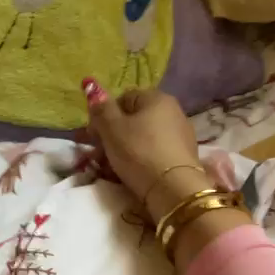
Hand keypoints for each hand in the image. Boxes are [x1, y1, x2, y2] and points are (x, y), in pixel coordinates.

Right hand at [82, 80, 210, 219]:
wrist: (173, 188)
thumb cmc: (139, 152)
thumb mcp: (112, 129)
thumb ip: (101, 109)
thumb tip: (91, 86)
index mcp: (156, 98)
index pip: (123, 98)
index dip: (104, 116)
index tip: (92, 136)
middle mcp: (172, 110)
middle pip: (134, 120)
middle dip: (112, 136)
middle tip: (97, 155)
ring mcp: (180, 134)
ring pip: (143, 138)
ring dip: (123, 150)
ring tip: (110, 168)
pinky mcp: (182, 156)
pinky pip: (154, 152)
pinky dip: (140, 160)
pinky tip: (130, 174)